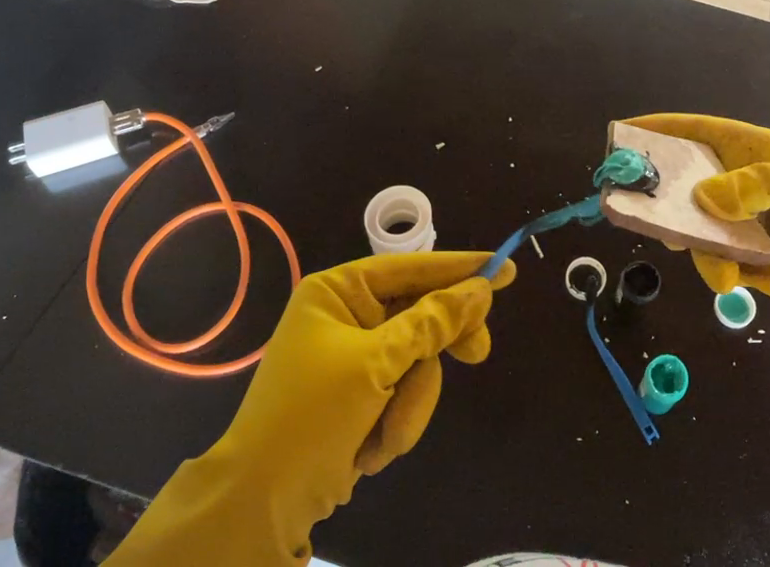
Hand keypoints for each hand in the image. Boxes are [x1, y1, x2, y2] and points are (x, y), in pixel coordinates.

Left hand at [108, 253, 515, 565]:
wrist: (264, 501)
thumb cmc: (312, 416)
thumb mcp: (377, 363)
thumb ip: (433, 322)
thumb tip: (481, 288)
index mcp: (338, 291)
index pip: (411, 267)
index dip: (460, 268)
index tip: (504, 267)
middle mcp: (347, 315)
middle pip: (422, 314)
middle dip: (438, 348)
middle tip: (477, 355)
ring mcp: (356, 355)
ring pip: (420, 361)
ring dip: (411, 402)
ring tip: (386, 434)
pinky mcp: (364, 393)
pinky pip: (407, 391)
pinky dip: (399, 419)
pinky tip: (373, 447)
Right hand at [625, 114, 769, 524]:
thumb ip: (763, 183)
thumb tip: (704, 195)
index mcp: (763, 154)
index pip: (707, 133)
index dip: (666, 131)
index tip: (626, 133)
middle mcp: (744, 186)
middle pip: (688, 180)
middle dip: (665, 193)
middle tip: (642, 209)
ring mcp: (742, 224)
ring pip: (695, 225)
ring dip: (694, 241)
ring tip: (718, 265)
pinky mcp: (745, 258)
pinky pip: (713, 257)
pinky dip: (714, 267)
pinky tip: (731, 278)